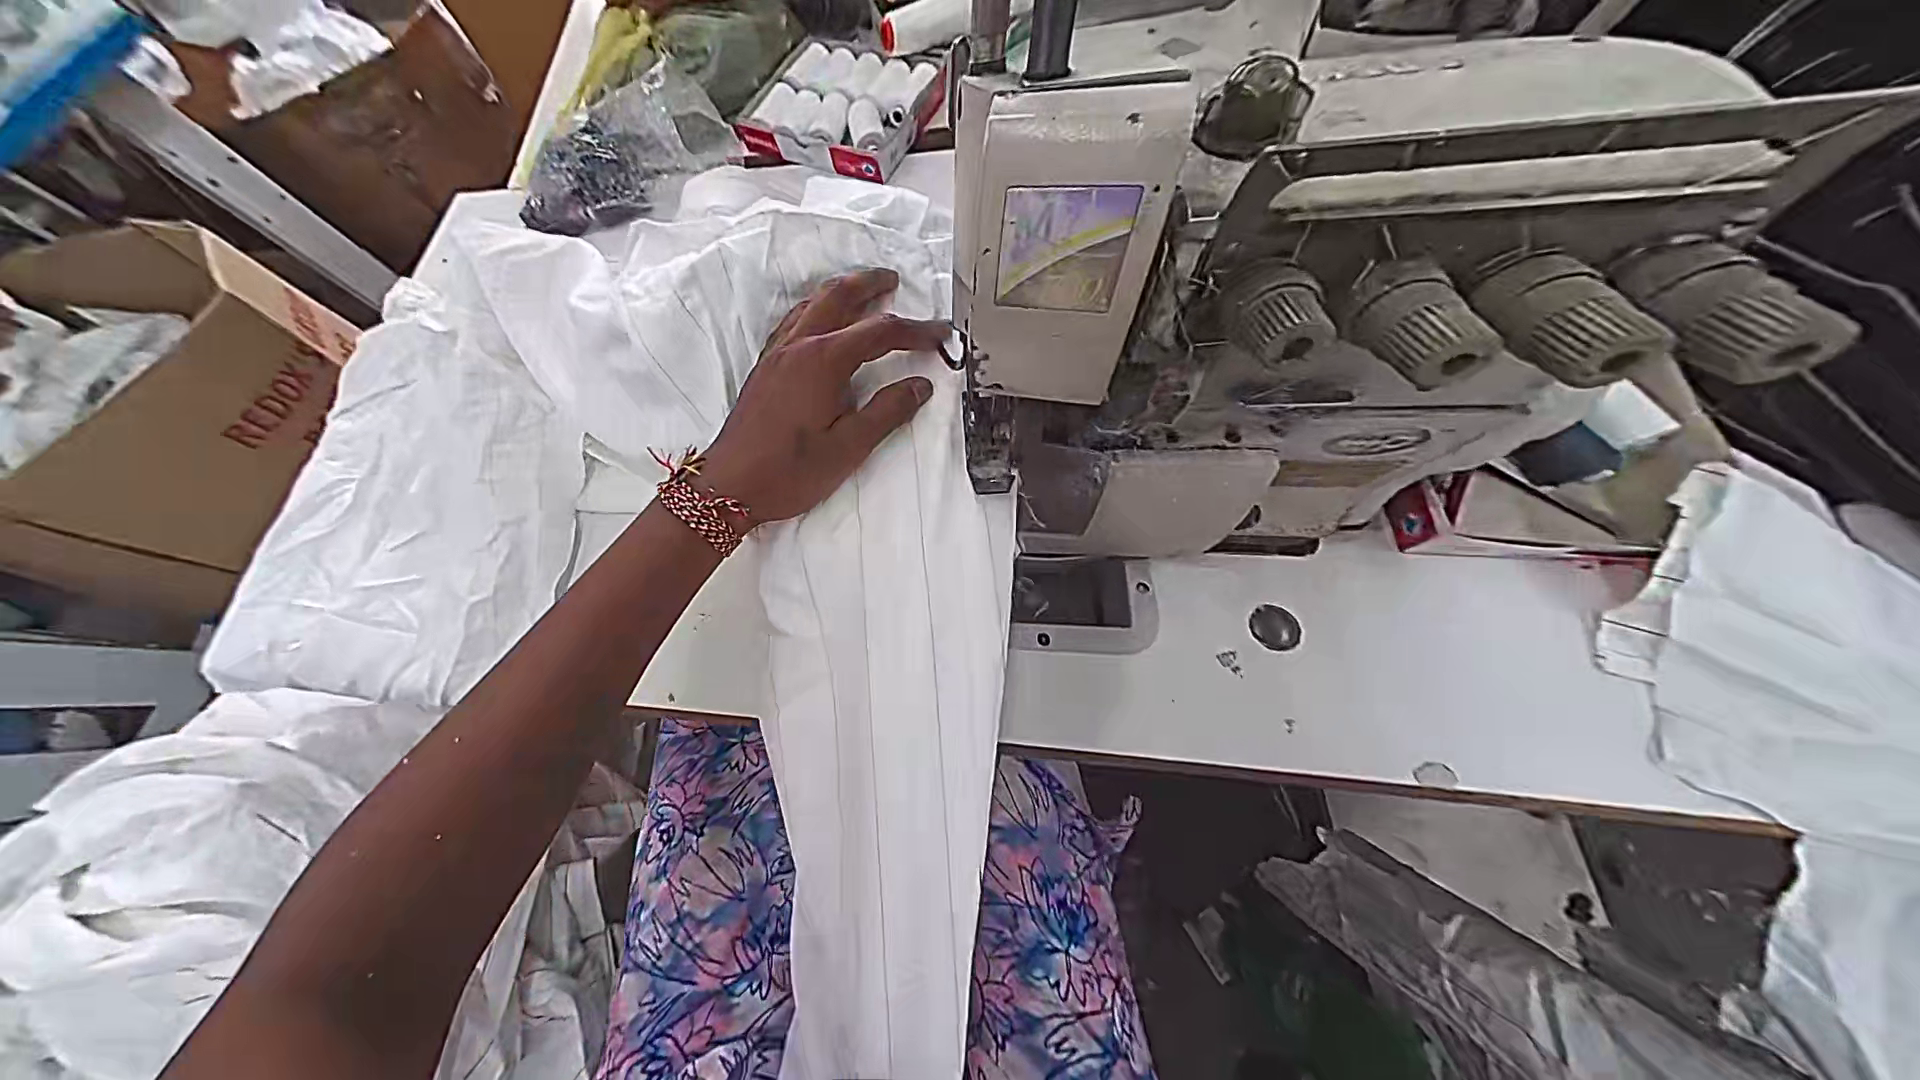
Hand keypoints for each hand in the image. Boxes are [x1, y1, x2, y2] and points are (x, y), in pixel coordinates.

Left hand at [697, 268, 946, 526]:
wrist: (730, 487)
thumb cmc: (789, 471)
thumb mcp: (849, 447)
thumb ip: (887, 412)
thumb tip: (920, 386)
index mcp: (823, 361)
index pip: (881, 332)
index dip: (917, 330)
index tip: (942, 334)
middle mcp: (798, 347)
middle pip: (839, 297)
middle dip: (870, 284)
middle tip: (893, 279)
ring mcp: (777, 355)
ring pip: (812, 304)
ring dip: (841, 291)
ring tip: (862, 292)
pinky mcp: (766, 368)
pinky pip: (794, 322)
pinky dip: (816, 309)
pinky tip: (821, 322)